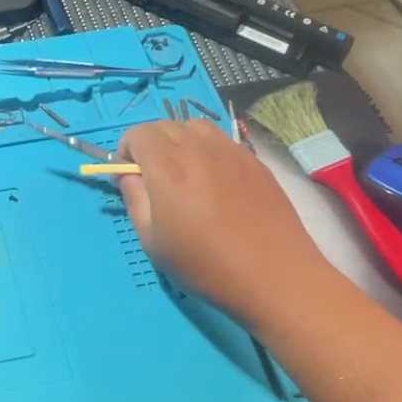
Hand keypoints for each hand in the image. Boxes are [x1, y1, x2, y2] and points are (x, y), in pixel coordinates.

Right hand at [118, 119, 338, 324]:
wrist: (275, 277)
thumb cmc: (206, 266)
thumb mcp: (153, 241)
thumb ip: (134, 199)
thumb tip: (128, 176)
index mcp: (168, 169)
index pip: (139, 134)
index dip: (126, 149)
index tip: (128, 174)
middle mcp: (199, 151)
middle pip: (165, 125)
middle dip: (149, 143)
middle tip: (151, 175)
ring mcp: (231, 153)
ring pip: (194, 126)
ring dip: (179, 139)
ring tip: (182, 170)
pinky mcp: (254, 161)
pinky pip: (221, 140)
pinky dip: (206, 147)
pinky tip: (212, 178)